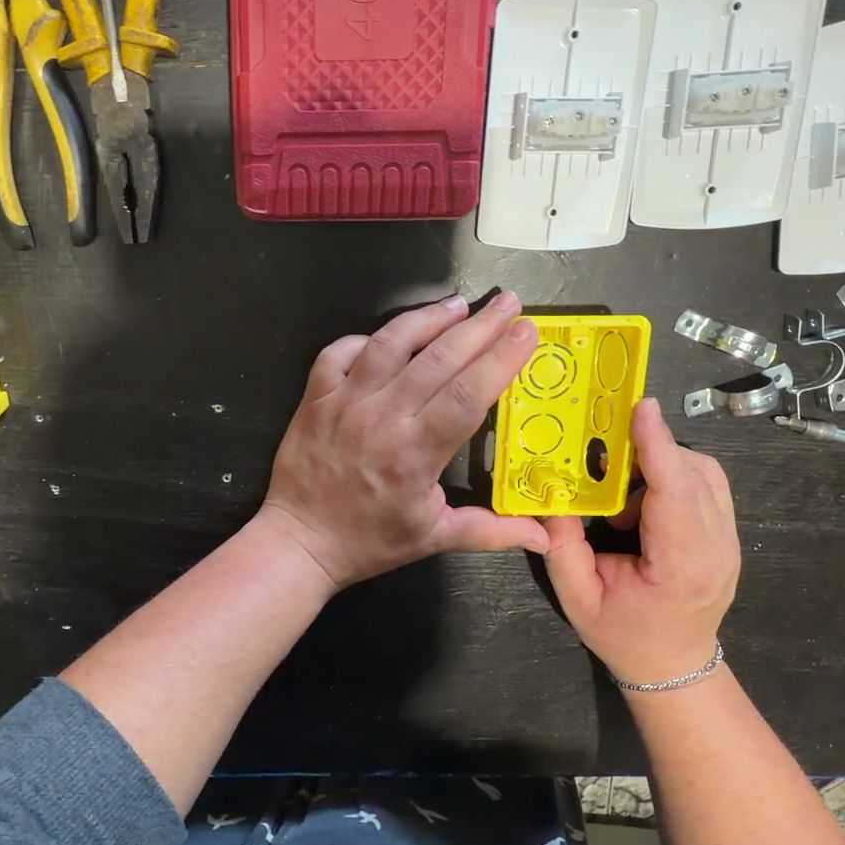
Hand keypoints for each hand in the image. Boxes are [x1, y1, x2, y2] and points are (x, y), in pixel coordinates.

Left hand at [259, 291, 550, 589]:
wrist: (300, 542)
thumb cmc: (369, 541)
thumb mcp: (433, 538)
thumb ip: (490, 530)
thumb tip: (545, 538)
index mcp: (416, 453)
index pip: (468, 394)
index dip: (500, 359)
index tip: (527, 331)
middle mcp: (381, 418)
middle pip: (438, 359)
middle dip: (478, 326)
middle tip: (507, 302)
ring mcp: (344, 403)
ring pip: (389, 344)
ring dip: (426, 319)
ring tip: (457, 305)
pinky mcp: (315, 397)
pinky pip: (339, 352)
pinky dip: (364, 338)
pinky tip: (390, 335)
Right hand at [542, 398, 739, 683]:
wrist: (672, 666)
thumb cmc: (621, 634)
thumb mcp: (576, 596)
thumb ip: (562, 543)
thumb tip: (551, 492)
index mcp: (681, 564)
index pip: (675, 491)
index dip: (658, 445)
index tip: (641, 408)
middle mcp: (717, 547)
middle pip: (695, 473)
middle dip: (653, 450)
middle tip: (608, 452)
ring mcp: (731, 540)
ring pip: (707, 474)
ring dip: (664, 465)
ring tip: (624, 495)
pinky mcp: (728, 535)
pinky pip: (708, 486)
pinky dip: (676, 478)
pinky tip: (643, 504)